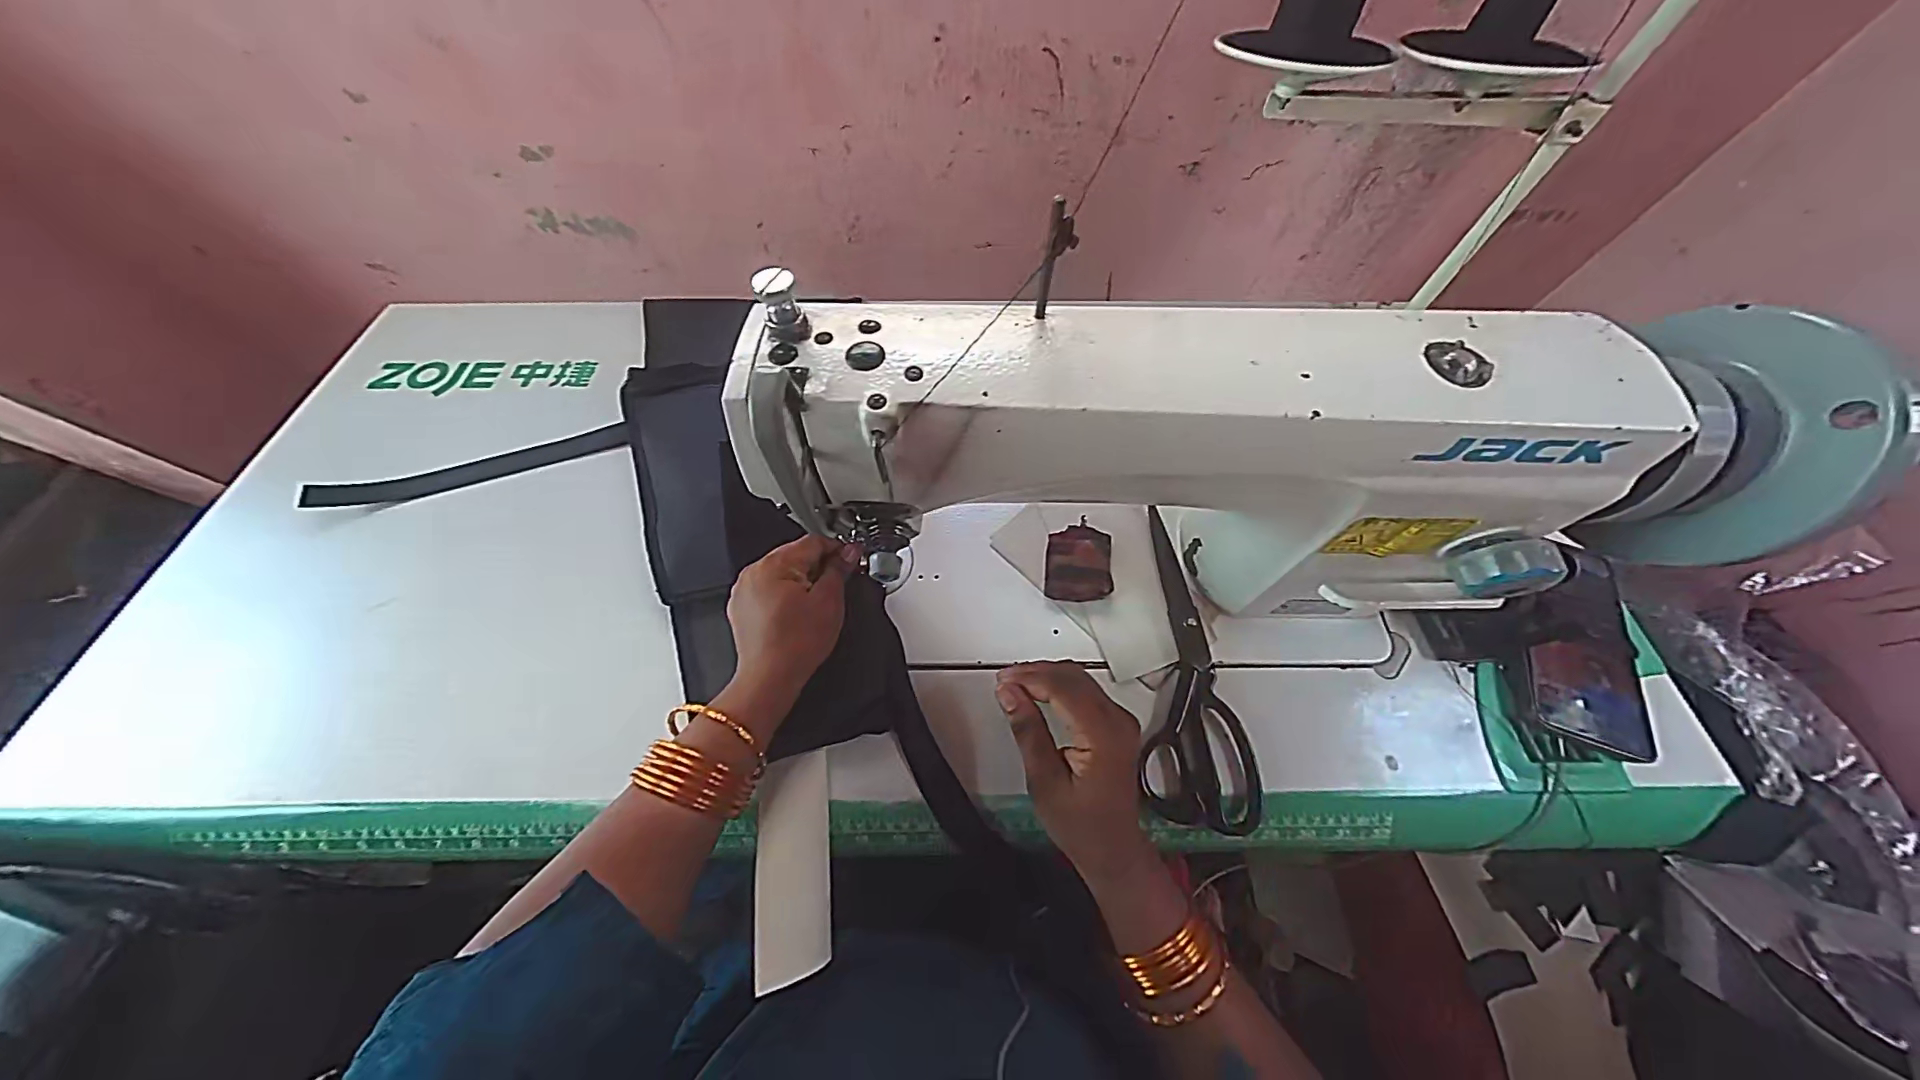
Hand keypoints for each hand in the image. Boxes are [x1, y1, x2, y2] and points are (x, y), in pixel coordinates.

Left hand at [724, 535, 858, 722]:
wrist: (770, 678)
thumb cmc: (795, 645)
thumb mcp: (829, 601)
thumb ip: (839, 570)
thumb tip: (848, 552)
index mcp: (774, 564)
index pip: (813, 542)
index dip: (837, 549)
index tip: (851, 559)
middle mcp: (753, 572)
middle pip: (796, 555)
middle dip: (818, 567)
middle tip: (837, 586)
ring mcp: (744, 590)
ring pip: (783, 572)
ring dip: (802, 581)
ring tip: (815, 605)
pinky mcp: (742, 607)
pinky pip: (769, 590)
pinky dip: (785, 596)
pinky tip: (797, 615)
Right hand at [996, 662, 1156, 883]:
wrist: (1112, 848)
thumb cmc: (1081, 825)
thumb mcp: (1044, 780)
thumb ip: (1028, 731)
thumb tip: (1011, 694)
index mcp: (1104, 735)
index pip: (1063, 688)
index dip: (1029, 678)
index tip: (1004, 681)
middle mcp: (1119, 723)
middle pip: (1074, 677)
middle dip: (1036, 672)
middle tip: (1006, 680)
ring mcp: (1122, 722)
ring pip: (1081, 679)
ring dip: (1048, 675)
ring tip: (1017, 683)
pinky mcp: (1117, 725)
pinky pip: (1088, 691)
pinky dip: (1061, 686)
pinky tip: (1040, 690)